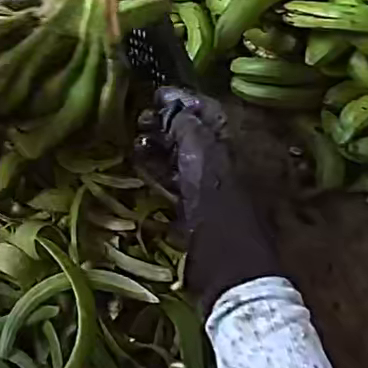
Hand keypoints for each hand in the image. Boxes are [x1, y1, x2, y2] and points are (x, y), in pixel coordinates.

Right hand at [136, 87, 283, 313]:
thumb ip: (188, 130)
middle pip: (192, 132)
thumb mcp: (202, 162)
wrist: (228, 273)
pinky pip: (175, 179)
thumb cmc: (219, 214)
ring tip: (134, 140)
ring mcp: (211, 186)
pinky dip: (158, 169)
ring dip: (158, 145)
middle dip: (164, 122)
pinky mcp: (197, 209)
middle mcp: (224, 162)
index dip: (179, 100)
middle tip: (138, 119)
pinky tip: (140, 165)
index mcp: (233, 147)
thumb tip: (170, 105)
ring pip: (181, 155)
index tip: (152, 95)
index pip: (205, 111)